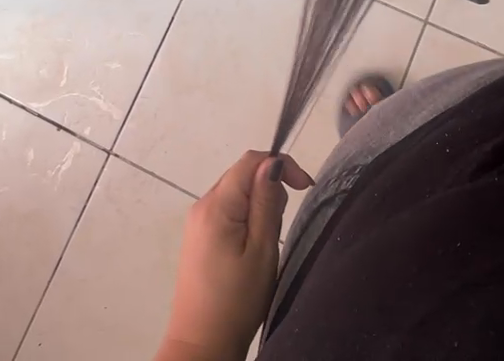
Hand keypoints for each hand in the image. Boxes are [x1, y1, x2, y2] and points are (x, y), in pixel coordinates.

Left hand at [157, 151, 313, 360]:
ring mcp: (197, 221)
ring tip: (266, 242)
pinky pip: (228, 210)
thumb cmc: (237, 301)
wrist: (201, 345)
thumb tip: (272, 163)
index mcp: (216, 205)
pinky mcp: (198, 237)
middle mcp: (202, 205)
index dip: (280, 164)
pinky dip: (247, 217)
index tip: (305, 187)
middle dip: (270, 188)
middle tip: (281, 225)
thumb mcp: (261, 250)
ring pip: (237, 192)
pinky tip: (251, 248)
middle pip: (243, 175)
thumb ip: (266, 202)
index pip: (250, 161)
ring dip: (259, 205)